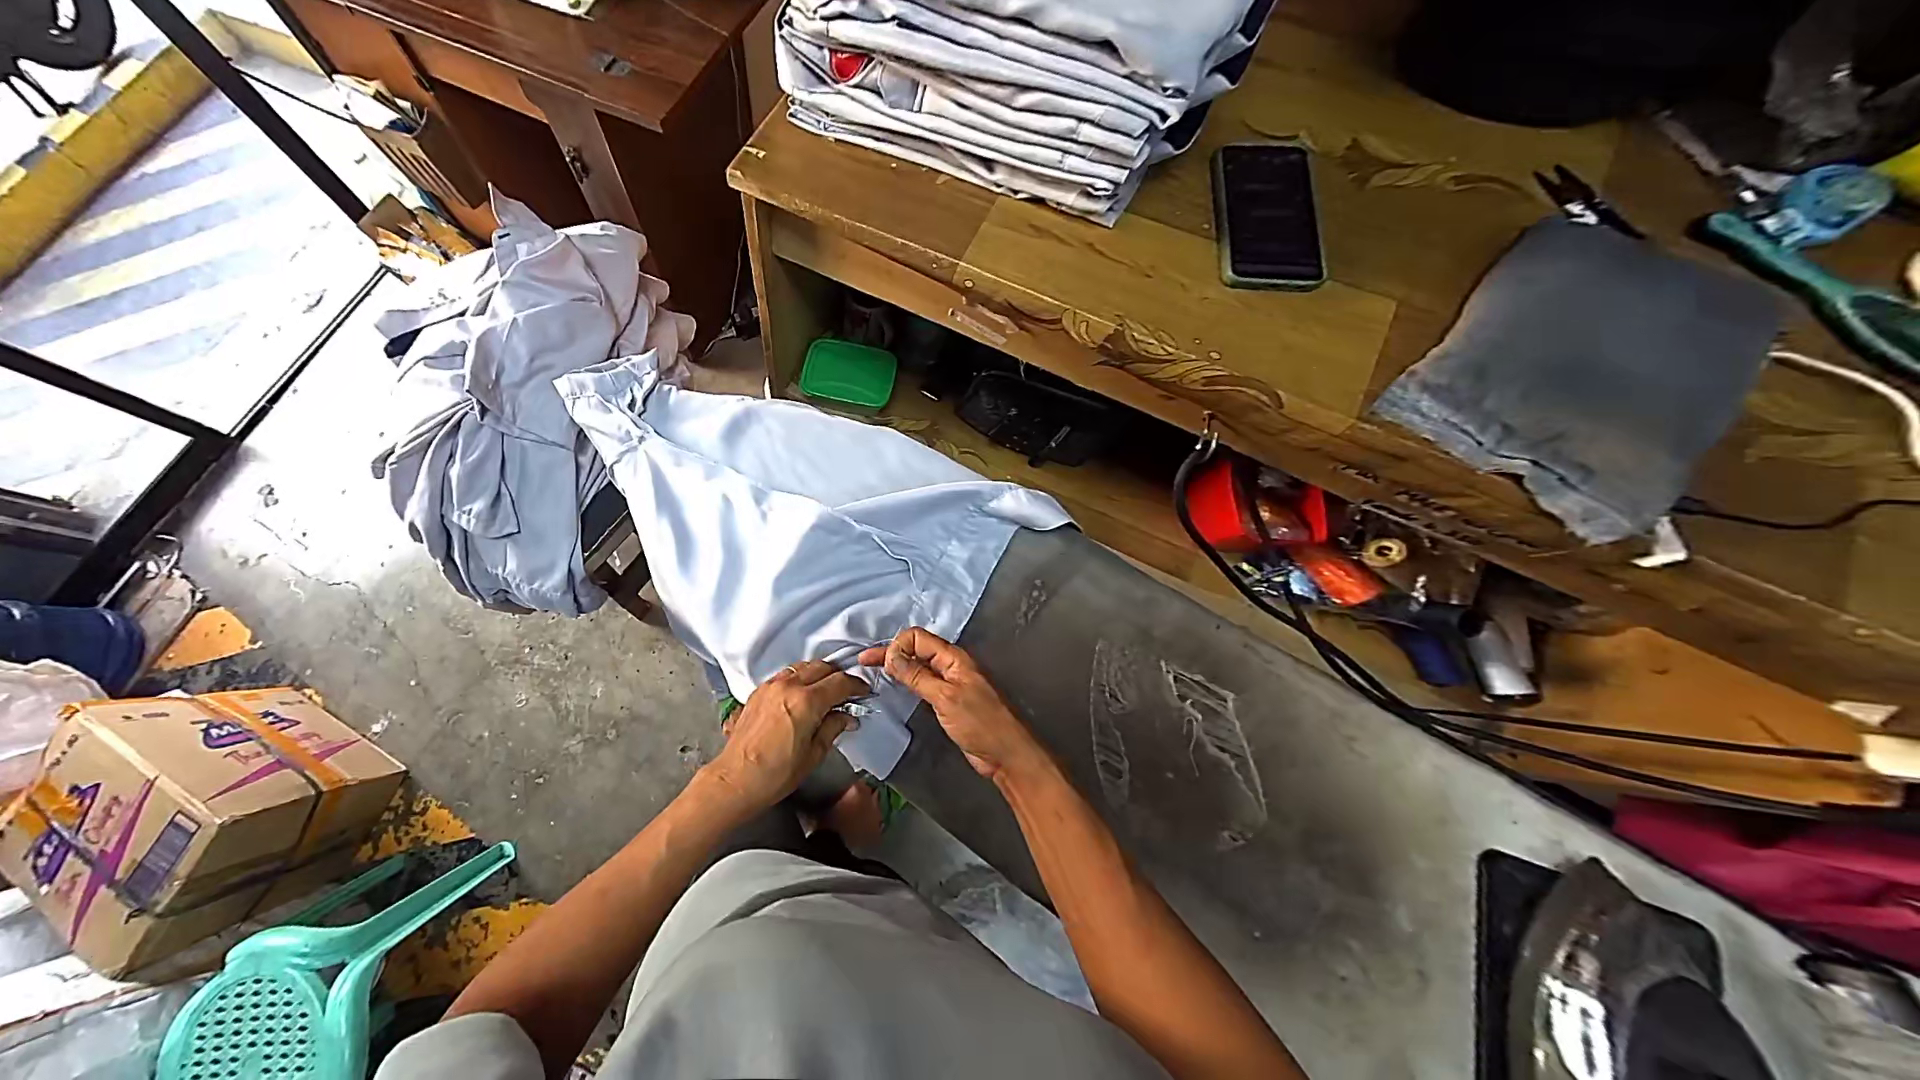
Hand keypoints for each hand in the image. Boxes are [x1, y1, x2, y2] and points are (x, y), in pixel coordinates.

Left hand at [699, 660, 866, 816]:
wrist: (736, 781)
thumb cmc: (773, 774)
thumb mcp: (814, 754)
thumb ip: (833, 728)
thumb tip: (846, 717)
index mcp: (806, 702)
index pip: (840, 682)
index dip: (856, 686)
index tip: (863, 692)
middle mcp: (788, 687)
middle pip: (822, 667)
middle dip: (838, 676)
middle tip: (848, 691)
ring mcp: (771, 688)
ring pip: (803, 667)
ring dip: (818, 674)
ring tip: (826, 691)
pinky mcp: (758, 693)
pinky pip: (785, 675)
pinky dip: (799, 679)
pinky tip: (802, 694)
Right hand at [858, 628, 1043, 781]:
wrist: (1005, 753)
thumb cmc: (982, 724)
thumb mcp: (945, 697)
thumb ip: (917, 676)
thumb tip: (892, 656)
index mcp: (954, 658)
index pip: (918, 638)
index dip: (896, 646)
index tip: (879, 662)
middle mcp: (951, 666)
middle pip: (916, 649)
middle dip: (891, 653)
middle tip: (864, 662)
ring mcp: (950, 682)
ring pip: (918, 665)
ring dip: (897, 666)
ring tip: (874, 672)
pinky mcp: (948, 700)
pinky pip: (923, 682)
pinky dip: (906, 681)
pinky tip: (896, 686)